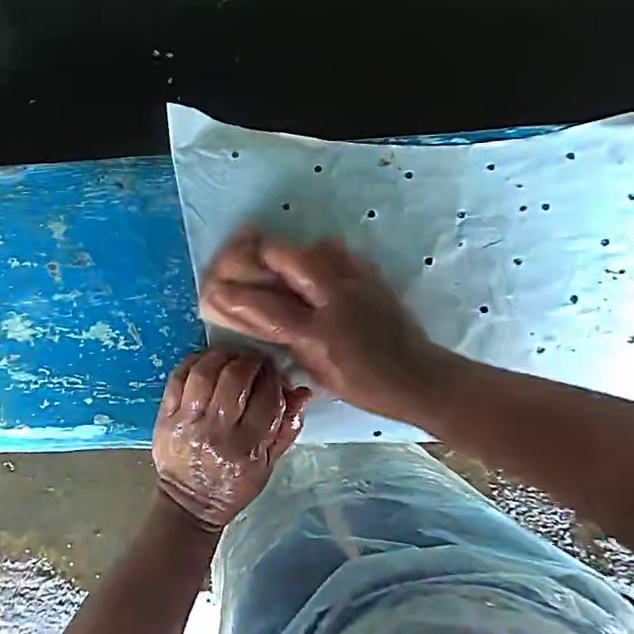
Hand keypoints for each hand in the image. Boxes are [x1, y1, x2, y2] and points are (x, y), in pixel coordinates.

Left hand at [152, 349, 310, 529]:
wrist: (190, 502)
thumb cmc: (234, 484)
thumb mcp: (268, 464)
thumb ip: (286, 428)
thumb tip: (301, 391)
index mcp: (247, 447)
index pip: (267, 400)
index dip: (273, 378)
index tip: (273, 372)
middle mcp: (216, 432)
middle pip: (234, 379)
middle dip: (249, 362)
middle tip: (254, 360)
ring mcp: (187, 422)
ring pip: (205, 373)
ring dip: (221, 356)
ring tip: (231, 355)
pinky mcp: (165, 416)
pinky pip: (178, 377)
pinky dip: (194, 362)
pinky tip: (206, 360)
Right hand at [198, 227, 456, 412]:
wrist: (420, 376)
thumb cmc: (365, 385)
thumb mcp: (319, 371)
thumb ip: (287, 339)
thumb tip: (257, 319)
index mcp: (320, 332)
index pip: (266, 307)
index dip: (236, 297)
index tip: (213, 289)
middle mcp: (336, 299)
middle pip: (288, 258)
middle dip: (262, 253)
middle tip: (245, 254)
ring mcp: (357, 282)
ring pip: (314, 248)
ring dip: (293, 252)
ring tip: (281, 262)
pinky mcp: (372, 275)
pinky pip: (339, 252)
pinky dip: (322, 254)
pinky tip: (317, 267)